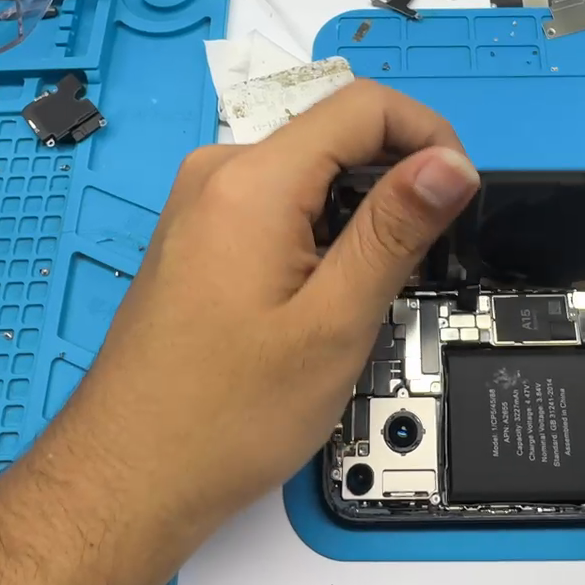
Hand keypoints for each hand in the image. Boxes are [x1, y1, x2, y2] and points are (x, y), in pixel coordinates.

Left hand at [65, 81, 478, 529]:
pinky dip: (322, 227)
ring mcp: (203, 201)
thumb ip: (396, 230)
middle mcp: (219, 171)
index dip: (429, 136)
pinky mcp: (200, 231)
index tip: (457, 196)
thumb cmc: (230, 414)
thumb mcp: (334, 322)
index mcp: (252, 179)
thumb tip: (452, 163)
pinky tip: (324, 289)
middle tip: (421, 259)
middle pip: (336, 135)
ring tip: (369, 287)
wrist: (127, 478)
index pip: (364, 106)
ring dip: (359, 211)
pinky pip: (279, 200)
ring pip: (310, 170)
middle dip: (395, 180)